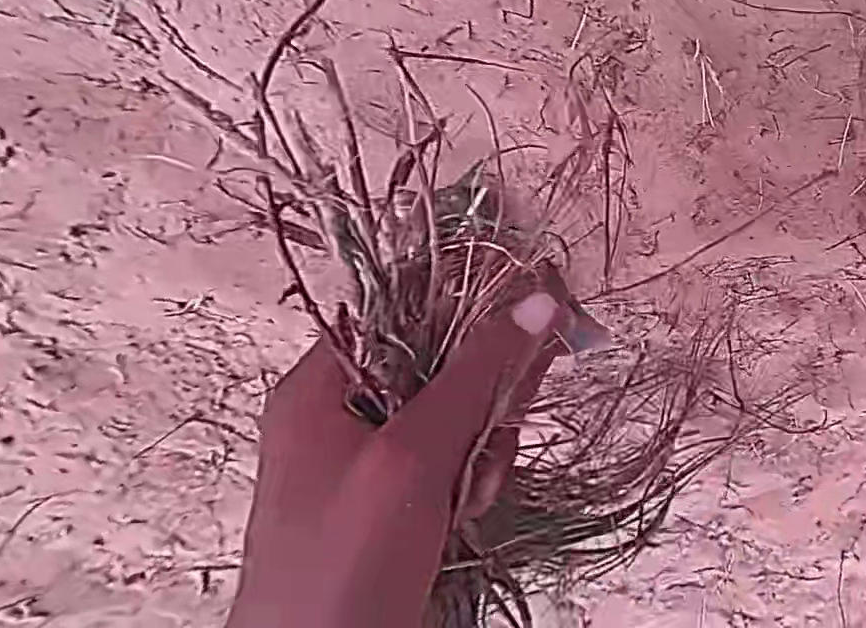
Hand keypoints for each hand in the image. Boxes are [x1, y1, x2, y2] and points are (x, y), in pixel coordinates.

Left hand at [226, 294, 562, 627]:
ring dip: (487, 436)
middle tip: (510, 412)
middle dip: (486, 389)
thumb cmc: (343, 567)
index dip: (471, 298)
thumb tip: (540, 300)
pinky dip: (480, 466)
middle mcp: (352, 406)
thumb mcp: (414, 455)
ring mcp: (380, 449)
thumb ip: (478, 372)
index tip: (530, 307)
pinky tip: (471, 503)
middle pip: (447, 354)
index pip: (407, 305)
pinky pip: (463, 443)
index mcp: (325, 385)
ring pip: (465, 400)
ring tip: (475, 488)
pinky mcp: (406, 485)